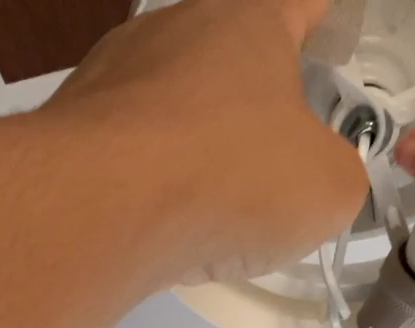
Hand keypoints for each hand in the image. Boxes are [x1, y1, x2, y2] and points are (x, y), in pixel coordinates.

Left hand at [46, 0, 366, 283]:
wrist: (105, 207)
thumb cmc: (231, 177)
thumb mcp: (327, 190)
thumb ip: (339, 176)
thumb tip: (319, 181)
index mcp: (248, 21)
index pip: (299, 4)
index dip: (322, 23)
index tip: (329, 39)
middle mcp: (175, 30)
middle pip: (228, 56)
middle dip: (255, 99)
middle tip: (274, 150)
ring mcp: (116, 75)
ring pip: (174, 103)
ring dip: (200, 143)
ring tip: (216, 201)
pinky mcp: (75, 128)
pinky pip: (132, 150)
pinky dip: (154, 179)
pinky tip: (164, 220)